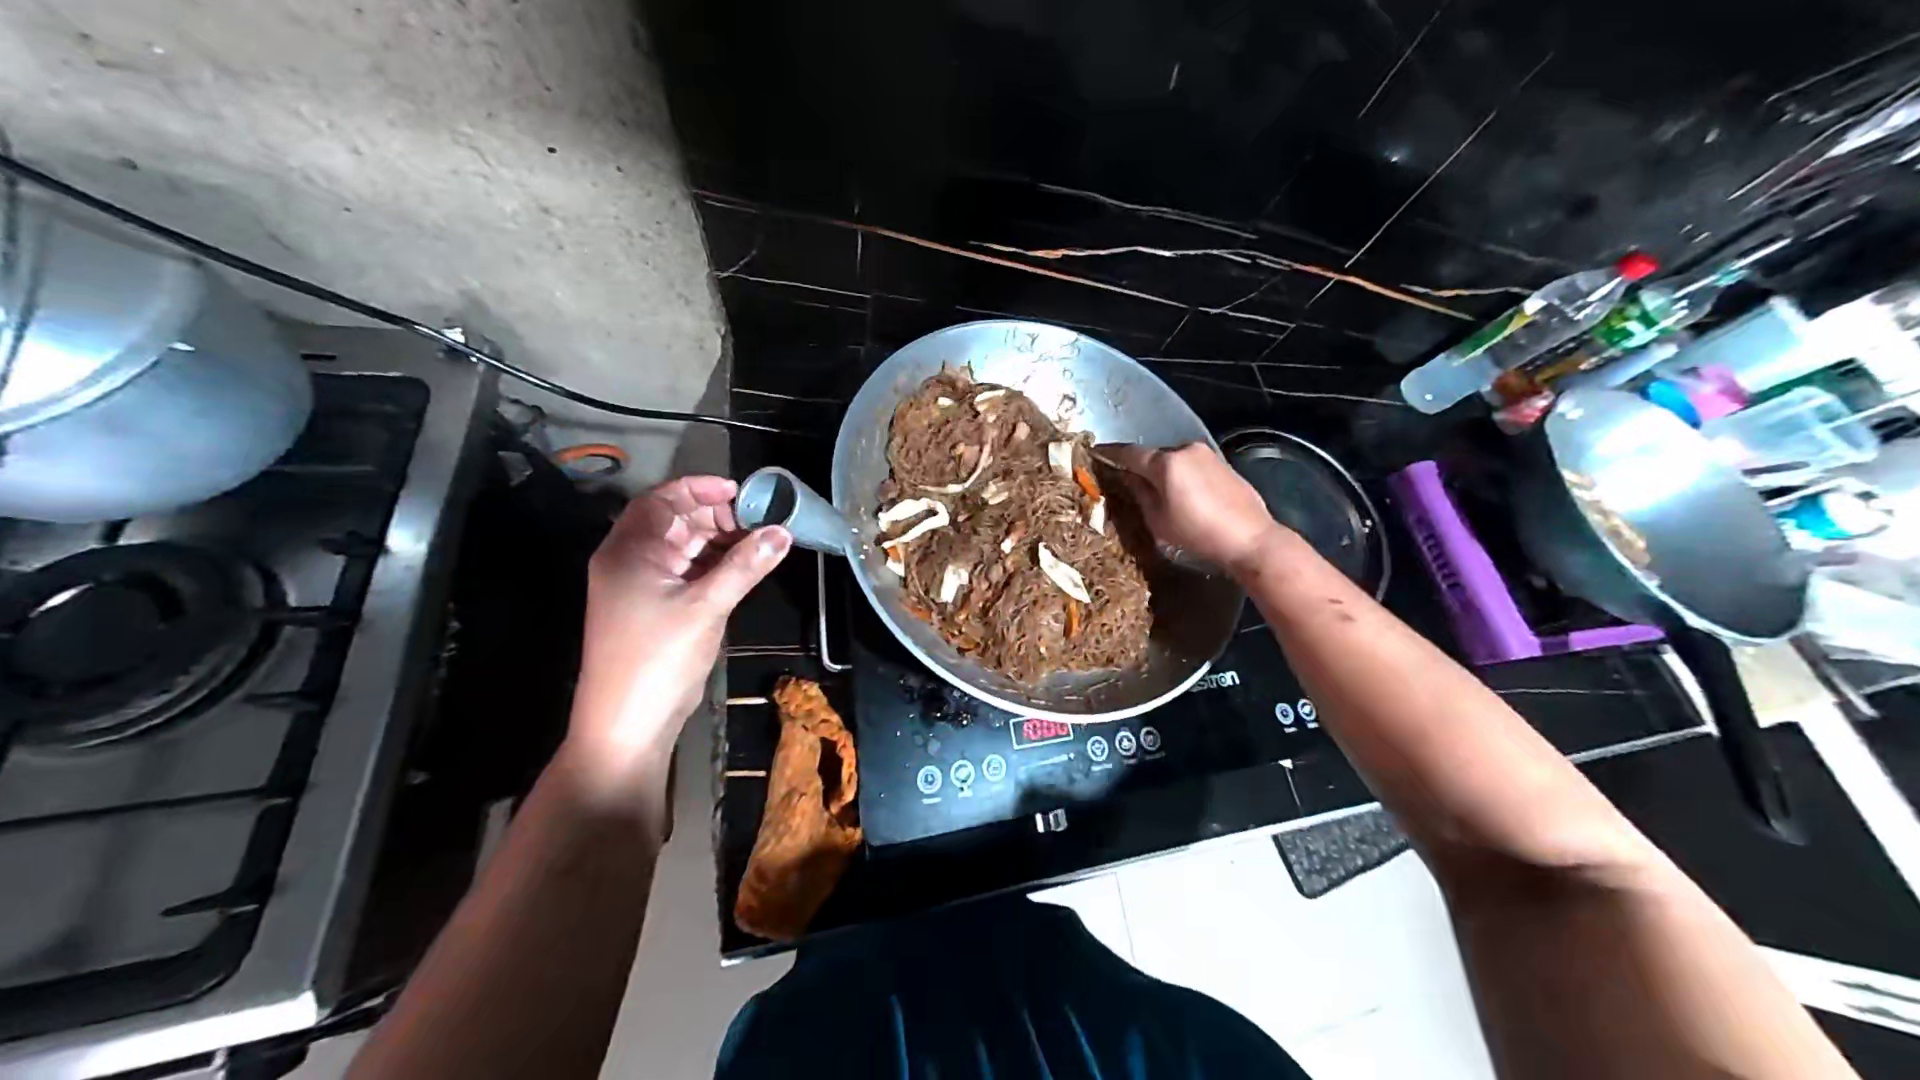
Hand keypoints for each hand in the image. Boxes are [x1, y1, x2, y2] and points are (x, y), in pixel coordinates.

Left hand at [562, 475, 791, 804]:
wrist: (626, 723)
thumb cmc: (658, 658)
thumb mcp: (706, 606)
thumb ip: (745, 565)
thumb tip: (783, 531)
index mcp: (628, 550)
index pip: (661, 500)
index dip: (699, 488)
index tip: (739, 489)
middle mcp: (630, 561)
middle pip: (673, 521)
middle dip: (715, 515)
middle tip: (759, 519)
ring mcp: (641, 586)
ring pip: (683, 547)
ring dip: (718, 540)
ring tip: (759, 540)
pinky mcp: (655, 608)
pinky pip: (686, 572)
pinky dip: (714, 564)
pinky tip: (744, 565)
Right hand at [1105, 442, 1286, 576]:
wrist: (1251, 539)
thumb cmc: (1198, 533)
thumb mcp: (1158, 521)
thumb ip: (1139, 494)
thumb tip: (1128, 478)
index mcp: (1165, 462)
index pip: (1129, 453)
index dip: (1109, 454)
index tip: (1095, 454)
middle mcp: (1185, 449)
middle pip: (1152, 455)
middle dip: (1139, 467)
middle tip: (1128, 484)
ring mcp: (1206, 454)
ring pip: (1173, 459)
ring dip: (1162, 472)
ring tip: (1158, 493)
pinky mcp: (1222, 463)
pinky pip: (1191, 465)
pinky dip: (1180, 475)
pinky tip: (1182, 495)